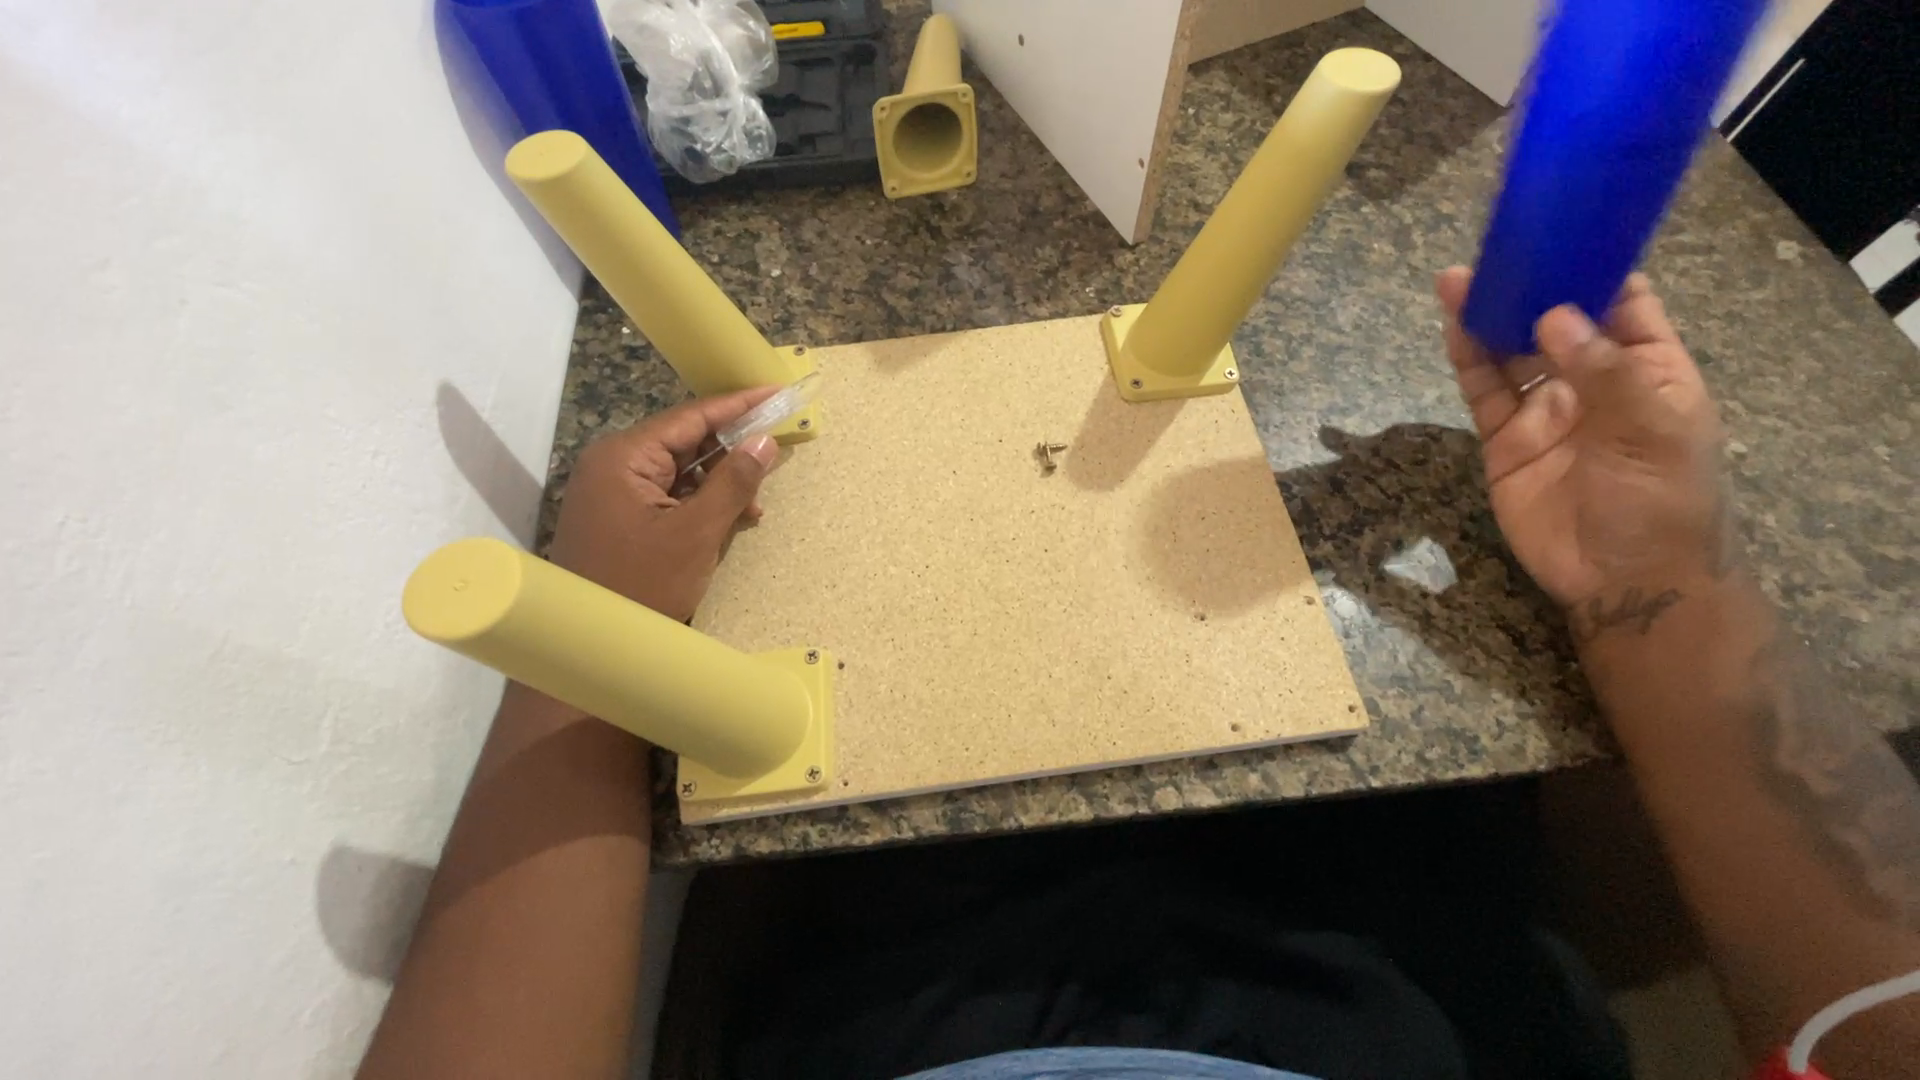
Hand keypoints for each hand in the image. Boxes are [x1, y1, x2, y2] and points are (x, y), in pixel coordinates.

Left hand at [548, 389, 777, 621]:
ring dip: (720, 485)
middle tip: (775, 449)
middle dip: (731, 451)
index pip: (690, 417)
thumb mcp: (696, 534)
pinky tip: (732, 520)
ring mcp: (615, 493)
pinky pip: (670, 498)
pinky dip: (701, 506)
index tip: (776, 394)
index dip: (738, 406)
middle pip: (685, 443)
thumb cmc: (641, 586)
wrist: (590, 648)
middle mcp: (614, 466)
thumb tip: (764, 441)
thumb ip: (733, 483)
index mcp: (624, 457)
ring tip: (756, 505)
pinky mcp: (621, 519)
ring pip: (681, 473)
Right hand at [1436, 267, 1729, 613]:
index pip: (1623, 305)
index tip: (1563, 232)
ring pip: (1510, 353)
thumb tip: (1554, 318)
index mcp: (1650, 370)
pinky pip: (1483, 392)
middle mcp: (1593, 382)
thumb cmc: (1659, 501)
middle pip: (1555, 323)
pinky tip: (1454, 329)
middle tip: (1494, 252)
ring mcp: (1544, 410)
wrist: (1620, 577)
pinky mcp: (1504, 439)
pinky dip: (1468, 361)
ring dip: (1487, 317)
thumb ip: (1604, 372)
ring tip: (1458, 281)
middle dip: (1527, 288)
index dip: (1595, 268)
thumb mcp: (1651, 430)